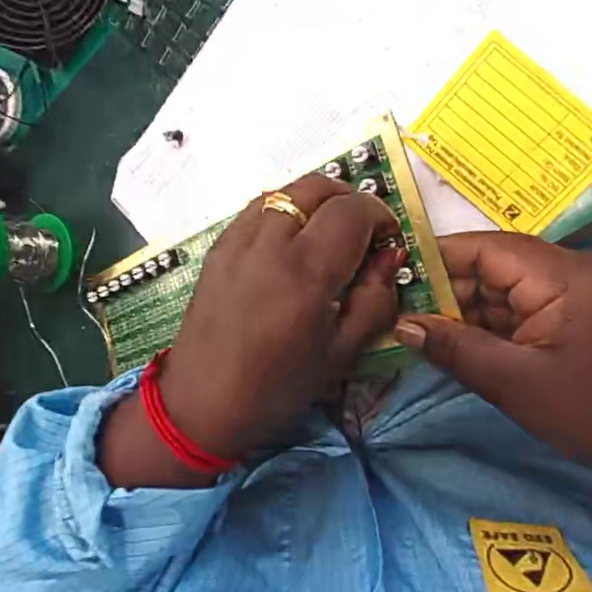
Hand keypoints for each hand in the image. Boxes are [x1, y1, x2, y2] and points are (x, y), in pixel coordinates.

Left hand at [157, 173, 402, 458]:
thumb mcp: (340, 353)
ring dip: (313, 200)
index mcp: (304, 273)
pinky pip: (254, 210)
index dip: (380, 215)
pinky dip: (280, 211)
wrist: (202, 403)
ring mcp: (235, 243)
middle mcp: (267, 246)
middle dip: (349, 199)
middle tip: (362, 229)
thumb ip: (374, 299)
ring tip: (326, 231)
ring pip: (282, 192)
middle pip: (316, 187)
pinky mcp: (216, 250)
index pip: (352, 212)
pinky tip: (288, 241)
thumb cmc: (276, 389)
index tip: (387, 238)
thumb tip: (388, 255)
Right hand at [394, 233, 591, 546]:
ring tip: (420, 327)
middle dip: (449, 290)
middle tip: (402, 311)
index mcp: (570, 276)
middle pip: (496, 265)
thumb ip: (454, 348)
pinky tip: (457, 338)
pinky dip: (491, 322)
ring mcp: (582, 290)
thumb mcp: (514, 383)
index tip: (396, 274)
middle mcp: (579, 270)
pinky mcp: (581, 311)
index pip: (489, 248)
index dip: (438, 258)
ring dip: (466, 308)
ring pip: (506, 286)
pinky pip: (524, 305)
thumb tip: (401, 326)